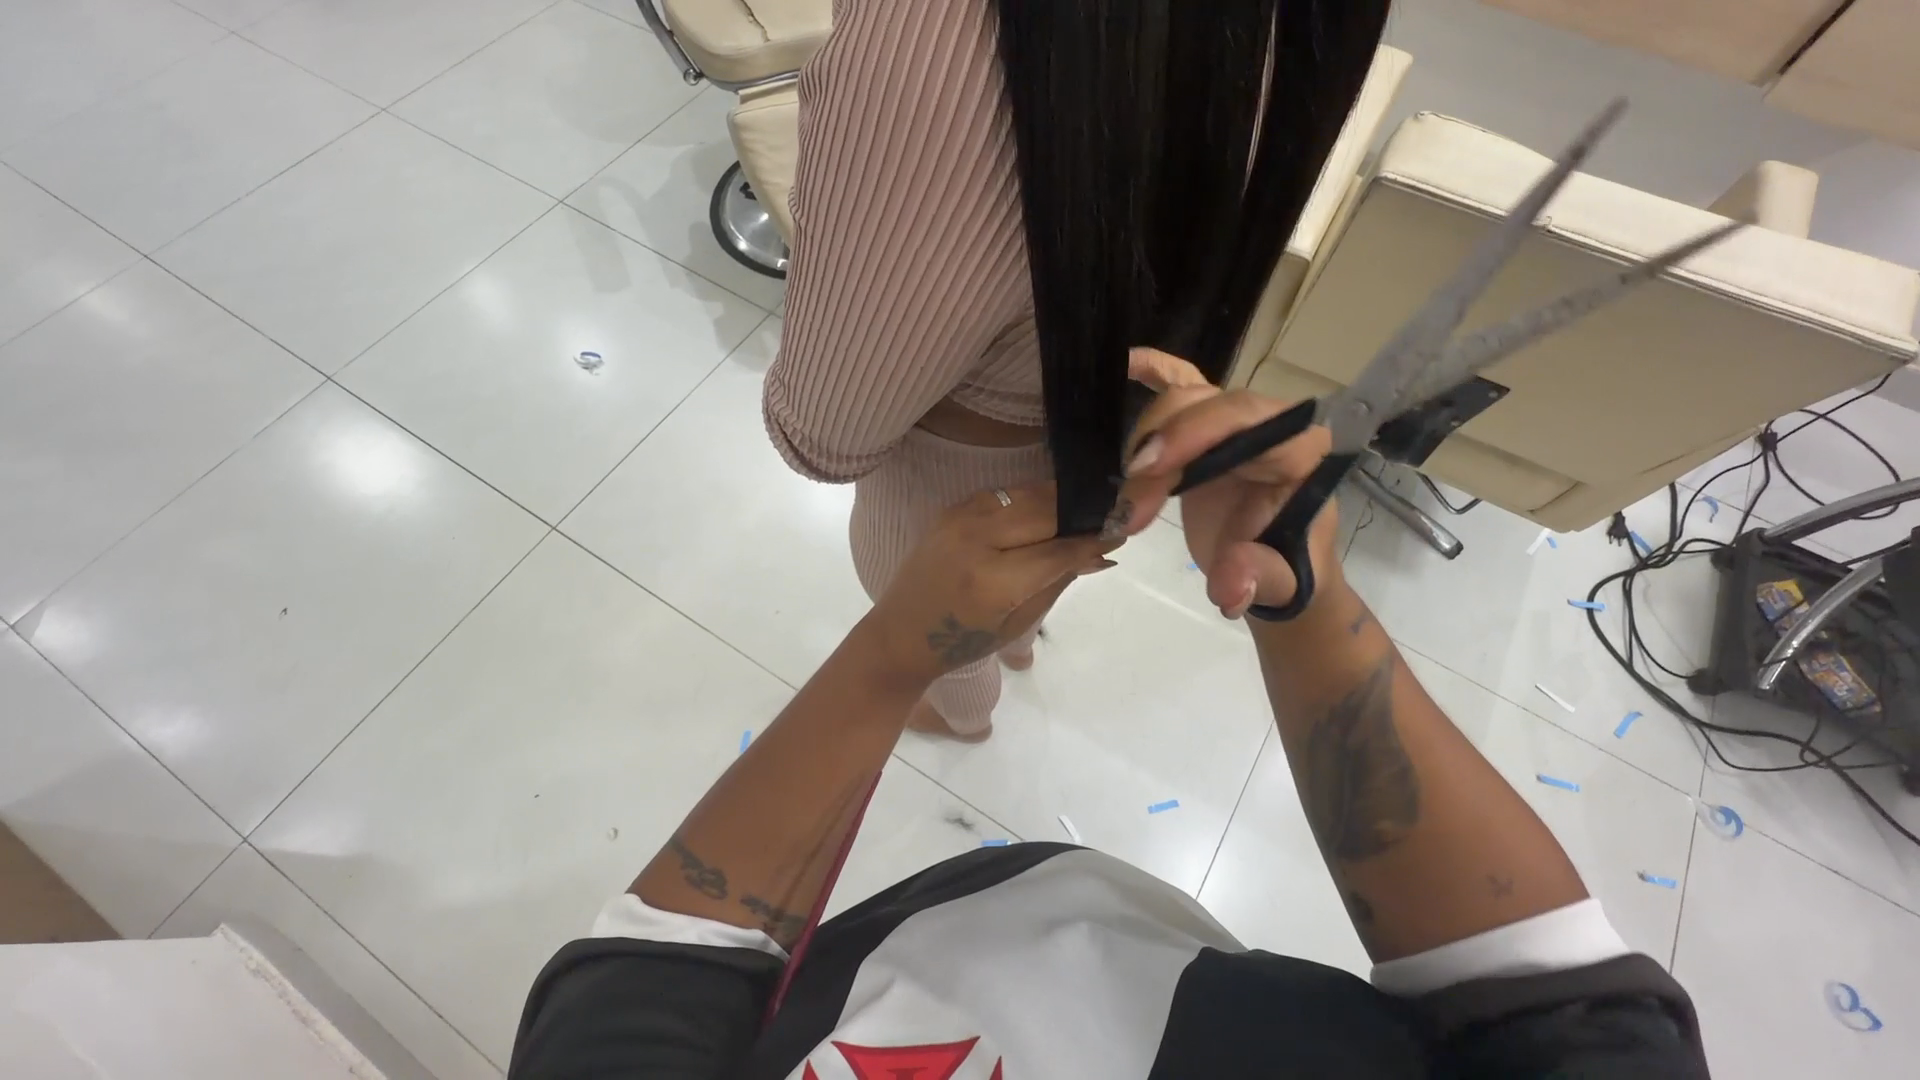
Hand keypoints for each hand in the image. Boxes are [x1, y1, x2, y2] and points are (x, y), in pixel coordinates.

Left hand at [863, 482, 1116, 685]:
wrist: (902, 633)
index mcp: (994, 580)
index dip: (1093, 539)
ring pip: (1025, 495)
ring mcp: (960, 519)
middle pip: (1045, 511)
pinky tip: (1044, 512)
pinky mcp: (951, 509)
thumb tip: (1101, 551)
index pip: (1059, 550)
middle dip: (1079, 512)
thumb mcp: (1018, 622)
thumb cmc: (964, 641)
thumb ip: (1059, 580)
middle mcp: (976, 540)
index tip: (1121, 532)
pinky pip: (1002, 495)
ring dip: (1056, 501)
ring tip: (1080, 512)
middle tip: (1106, 516)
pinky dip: (1027, 500)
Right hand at [1118, 349, 1341, 618]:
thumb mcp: (1277, 582)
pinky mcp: (1206, 427)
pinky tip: (1126, 363)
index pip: (1244, 419)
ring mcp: (1235, 420)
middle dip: (1158, 446)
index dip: (1191, 435)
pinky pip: (1181, 382)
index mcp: (1300, 447)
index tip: (1146, 474)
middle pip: (1204, 405)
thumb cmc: (1283, 572)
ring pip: (1182, 398)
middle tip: (1128, 503)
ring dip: (1144, 437)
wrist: (1276, 571)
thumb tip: (1229, 587)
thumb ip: (1257, 577)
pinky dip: (1153, 370)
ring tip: (1126, 493)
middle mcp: (1270, 422)